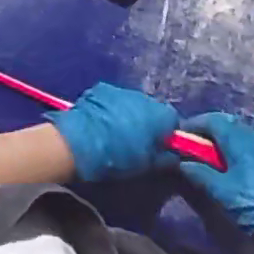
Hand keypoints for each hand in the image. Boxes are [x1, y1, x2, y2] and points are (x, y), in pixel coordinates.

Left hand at [43, 83, 178, 181]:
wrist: (80, 141)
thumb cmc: (120, 156)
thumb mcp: (149, 165)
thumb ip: (166, 157)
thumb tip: (172, 154)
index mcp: (160, 115)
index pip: (173, 121)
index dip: (167, 135)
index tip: (159, 147)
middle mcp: (144, 97)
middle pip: (153, 110)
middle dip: (148, 123)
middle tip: (139, 141)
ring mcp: (121, 89)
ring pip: (133, 103)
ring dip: (130, 115)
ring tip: (118, 133)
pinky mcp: (101, 88)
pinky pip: (114, 99)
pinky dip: (113, 109)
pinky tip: (103, 123)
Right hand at [176, 112, 253, 243]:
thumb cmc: (252, 205)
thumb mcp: (220, 191)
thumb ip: (199, 173)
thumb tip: (182, 163)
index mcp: (239, 140)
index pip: (212, 120)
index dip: (194, 124)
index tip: (182, 134)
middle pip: (228, 123)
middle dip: (210, 129)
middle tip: (196, 142)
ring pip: (243, 133)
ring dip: (226, 138)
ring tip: (213, 153)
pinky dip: (240, 147)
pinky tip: (236, 164)